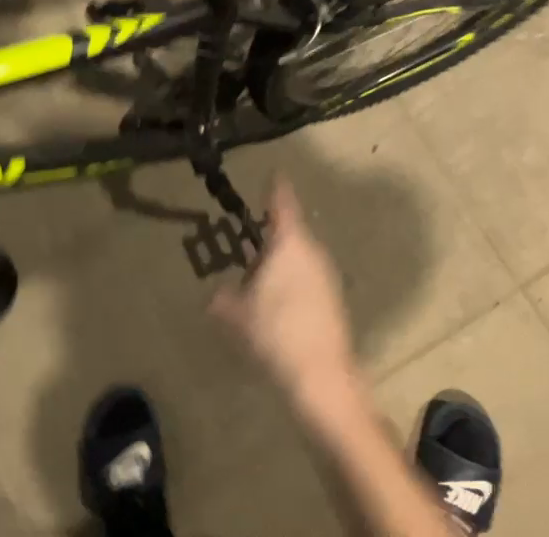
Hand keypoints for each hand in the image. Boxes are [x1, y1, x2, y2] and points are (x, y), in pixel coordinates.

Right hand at [210, 180, 360, 407]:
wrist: (321, 374)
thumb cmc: (275, 331)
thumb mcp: (237, 314)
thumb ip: (223, 299)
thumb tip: (215, 295)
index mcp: (289, 243)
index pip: (282, 203)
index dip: (276, 188)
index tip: (274, 173)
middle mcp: (312, 251)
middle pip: (289, 232)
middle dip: (268, 236)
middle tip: (245, 241)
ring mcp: (326, 275)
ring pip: (298, 257)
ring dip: (279, 262)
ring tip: (255, 279)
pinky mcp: (332, 299)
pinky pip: (306, 278)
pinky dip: (291, 282)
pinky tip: (275, 306)